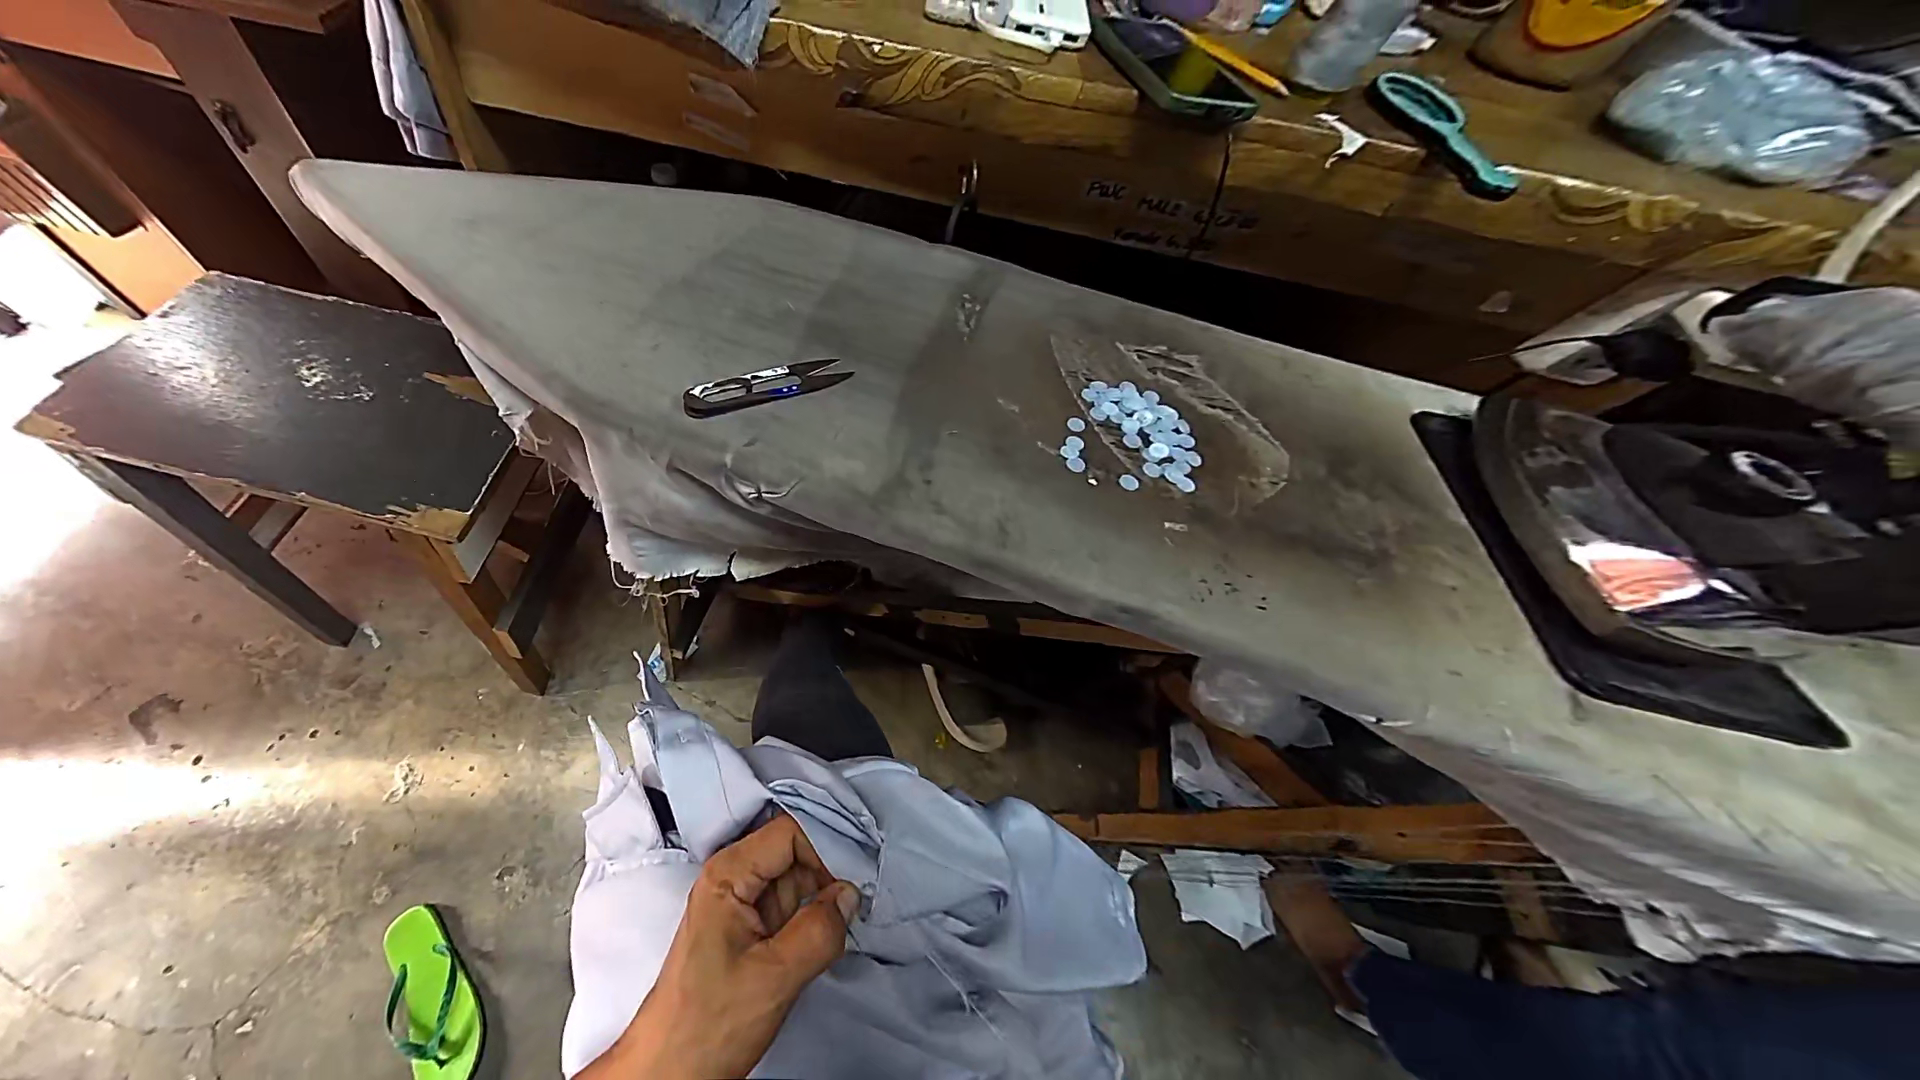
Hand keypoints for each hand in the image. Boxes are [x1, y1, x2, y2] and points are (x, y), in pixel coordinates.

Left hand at [580, 813, 857, 1079]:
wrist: (671, 1074)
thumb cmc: (706, 1027)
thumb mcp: (773, 978)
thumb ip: (819, 930)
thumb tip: (850, 895)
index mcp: (728, 875)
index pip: (790, 833)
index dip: (824, 850)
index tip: (852, 878)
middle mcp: (734, 878)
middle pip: (796, 850)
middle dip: (830, 870)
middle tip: (858, 897)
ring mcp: (743, 901)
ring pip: (799, 876)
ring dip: (826, 892)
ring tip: (850, 914)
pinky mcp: (753, 925)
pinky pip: (795, 902)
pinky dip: (818, 910)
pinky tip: (833, 927)